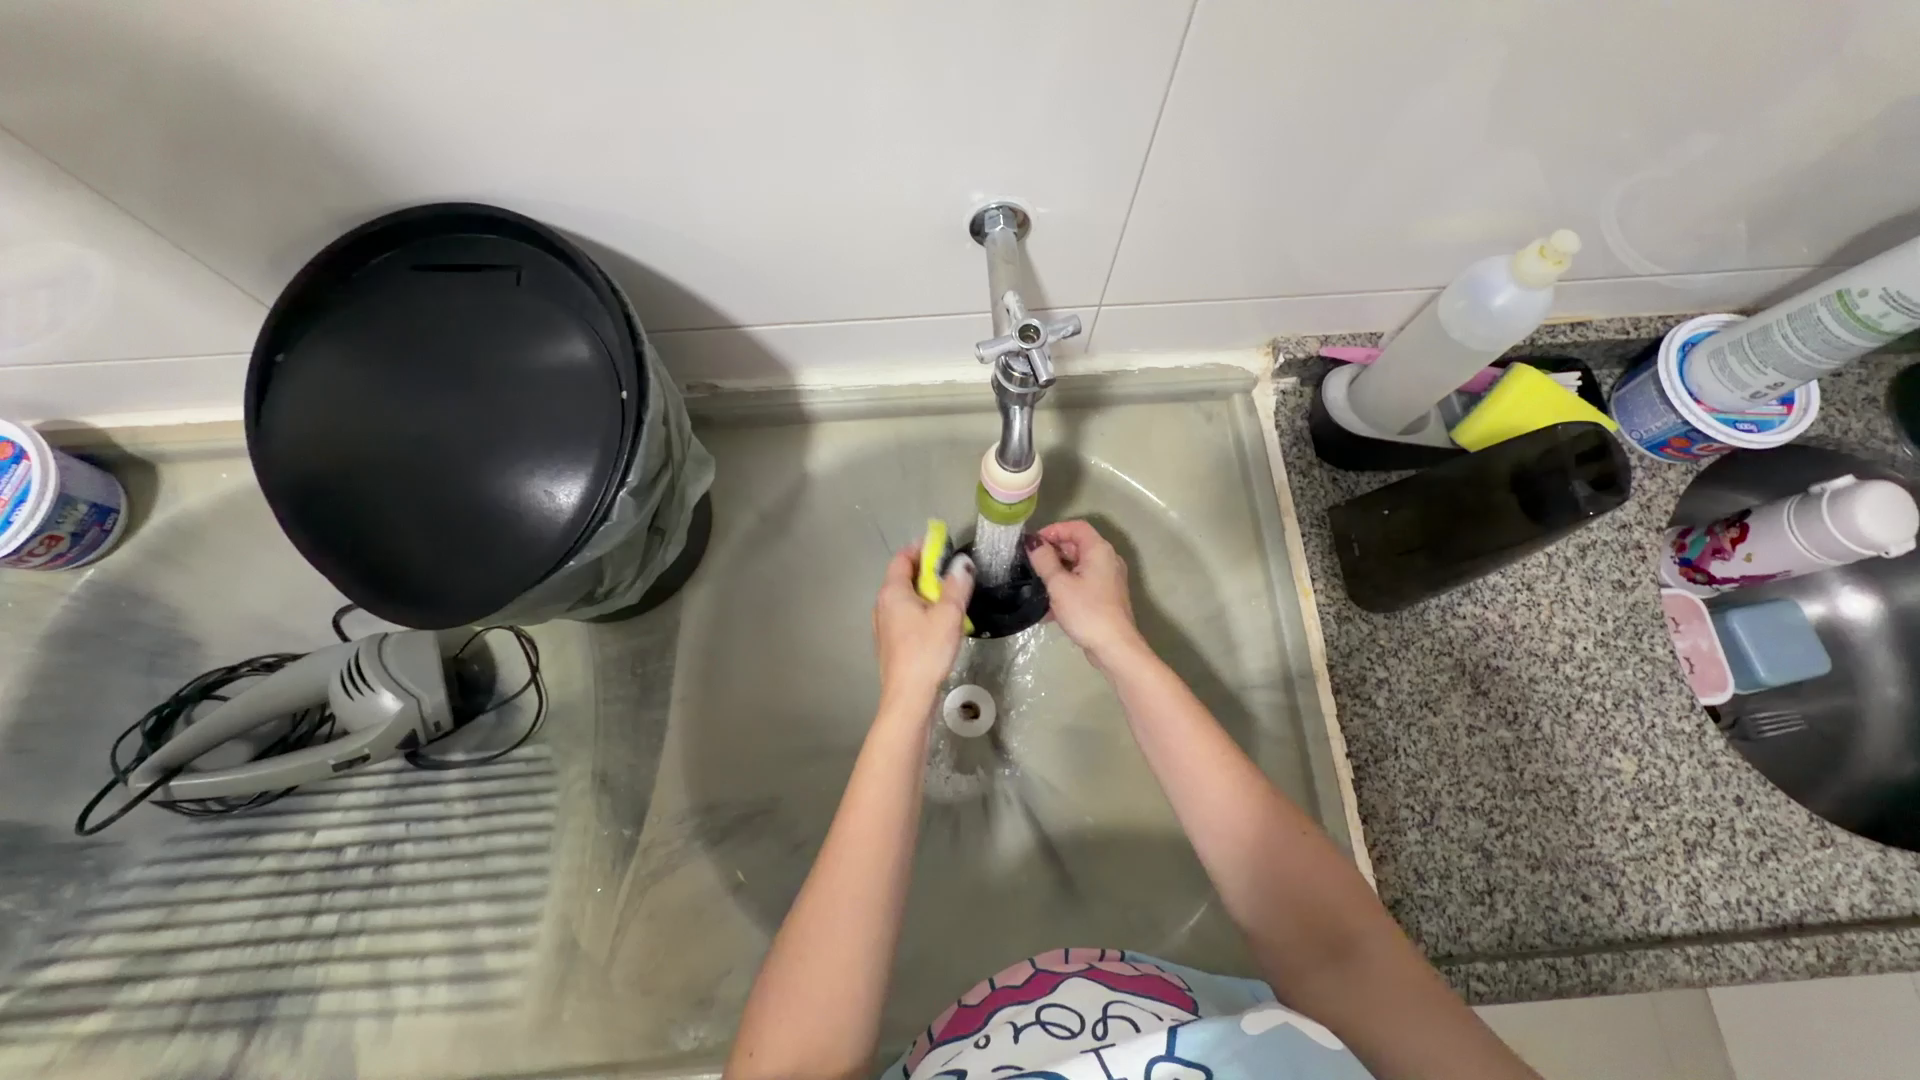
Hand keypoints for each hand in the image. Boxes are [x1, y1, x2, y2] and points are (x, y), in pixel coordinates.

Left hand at [872, 543, 974, 707]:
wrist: (908, 697)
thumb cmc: (927, 651)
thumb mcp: (948, 614)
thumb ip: (956, 585)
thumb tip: (962, 562)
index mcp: (892, 592)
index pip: (903, 558)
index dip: (922, 548)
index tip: (943, 546)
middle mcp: (882, 605)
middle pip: (903, 577)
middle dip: (928, 571)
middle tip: (953, 572)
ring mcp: (884, 625)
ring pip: (905, 599)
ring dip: (926, 593)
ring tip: (951, 597)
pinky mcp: (890, 643)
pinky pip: (906, 616)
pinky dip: (922, 611)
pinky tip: (940, 623)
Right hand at [1026, 521, 1144, 664]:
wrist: (1114, 647)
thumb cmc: (1086, 611)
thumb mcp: (1059, 584)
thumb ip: (1044, 560)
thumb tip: (1033, 542)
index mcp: (1099, 550)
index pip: (1076, 527)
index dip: (1053, 530)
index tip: (1033, 543)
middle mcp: (1107, 560)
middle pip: (1077, 545)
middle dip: (1053, 551)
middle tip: (1031, 563)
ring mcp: (1108, 579)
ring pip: (1078, 566)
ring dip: (1057, 571)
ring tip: (1037, 583)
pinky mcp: (1105, 596)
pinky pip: (1082, 583)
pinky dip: (1066, 587)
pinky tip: (1048, 606)